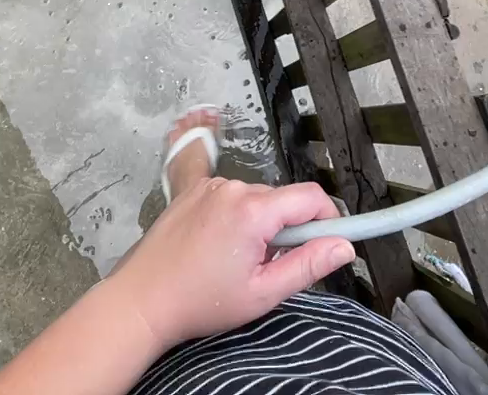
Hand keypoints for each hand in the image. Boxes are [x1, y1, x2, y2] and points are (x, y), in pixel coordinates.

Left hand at [103, 178, 354, 348]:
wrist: (143, 299)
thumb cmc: (201, 302)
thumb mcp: (263, 293)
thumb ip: (308, 265)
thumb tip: (344, 247)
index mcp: (253, 210)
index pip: (310, 197)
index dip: (326, 218)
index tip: (327, 242)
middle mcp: (233, 187)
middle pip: (282, 199)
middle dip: (286, 229)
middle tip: (268, 265)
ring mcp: (212, 185)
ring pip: (257, 199)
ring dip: (259, 223)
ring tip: (236, 258)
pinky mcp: (196, 188)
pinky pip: (232, 196)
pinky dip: (235, 215)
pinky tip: (217, 244)